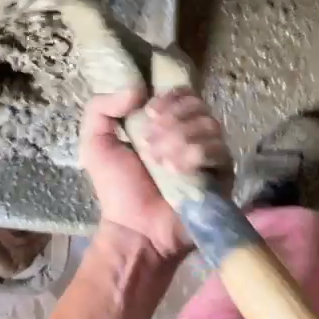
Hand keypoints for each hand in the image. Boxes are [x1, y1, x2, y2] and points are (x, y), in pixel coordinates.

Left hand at [80, 86, 229, 260]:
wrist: (135, 229)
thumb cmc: (118, 189)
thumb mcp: (95, 142)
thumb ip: (102, 107)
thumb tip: (138, 89)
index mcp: (167, 123)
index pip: (183, 93)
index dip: (170, 96)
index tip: (149, 111)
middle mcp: (192, 135)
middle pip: (198, 105)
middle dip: (172, 119)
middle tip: (149, 142)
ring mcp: (210, 154)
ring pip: (209, 125)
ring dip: (179, 138)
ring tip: (158, 161)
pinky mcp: (223, 174)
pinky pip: (218, 151)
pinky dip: (193, 155)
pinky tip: (175, 171)